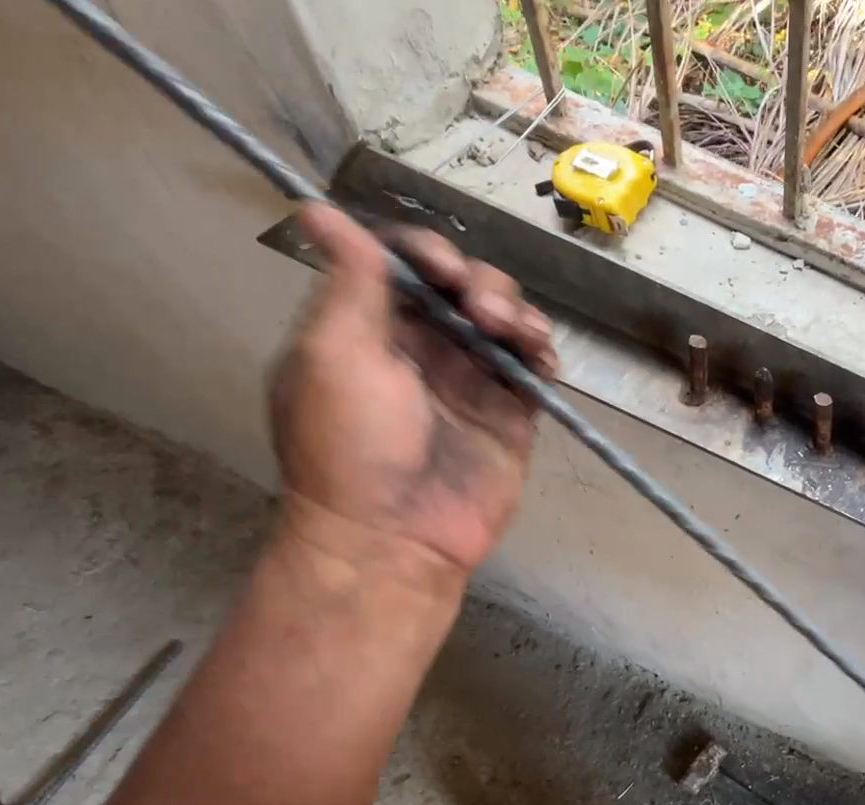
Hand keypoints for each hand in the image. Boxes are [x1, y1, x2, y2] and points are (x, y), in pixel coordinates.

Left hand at [271, 204, 557, 580]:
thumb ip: (349, 283)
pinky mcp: (513, 414)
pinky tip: (541, 359)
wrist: (396, 535)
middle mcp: (423, 347)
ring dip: (519, 313)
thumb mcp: (334, 354)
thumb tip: (320, 209)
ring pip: (507, 322)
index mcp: (368, 328)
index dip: (429, 253)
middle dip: (482, 284)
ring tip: (515, 334)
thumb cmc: (353, 442)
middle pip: (465, 286)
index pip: (403, 265)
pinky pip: (536, 368)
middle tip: (484, 311)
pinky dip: (544, 354)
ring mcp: (472, 381)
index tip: (445, 270)